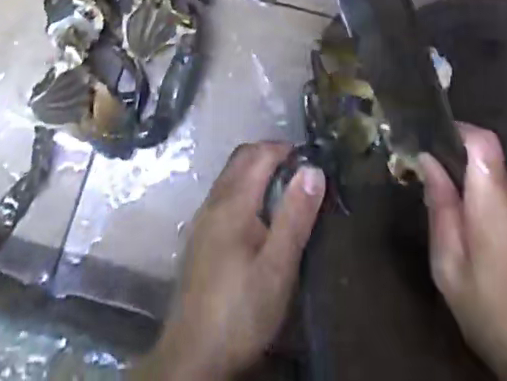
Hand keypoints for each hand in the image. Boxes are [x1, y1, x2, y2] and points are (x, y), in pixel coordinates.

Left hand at [138, 142, 325, 379]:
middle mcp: (213, 203)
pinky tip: (261, 219)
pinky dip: (246, 190)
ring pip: (231, 177)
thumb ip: (295, 215)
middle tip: (303, 171)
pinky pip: (225, 196)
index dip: (286, 149)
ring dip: (258, 172)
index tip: (314, 159)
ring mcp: (202, 221)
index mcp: (232, 202)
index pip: (259, 154)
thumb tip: (313, 169)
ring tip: (288, 192)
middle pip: (241, 159)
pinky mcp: (199, 240)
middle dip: (271, 154)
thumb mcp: (278, 266)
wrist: (192, 357)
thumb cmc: (241, 311)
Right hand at [421, 124, 506, 380]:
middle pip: (493, 172)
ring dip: (495, 210)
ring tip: (488, 255)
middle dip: (471, 187)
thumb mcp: (450, 272)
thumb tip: (429, 162)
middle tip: (455, 223)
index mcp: (496, 207)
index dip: (461, 132)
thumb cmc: (496, 320)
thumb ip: (441, 210)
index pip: (484, 142)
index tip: (440, 143)